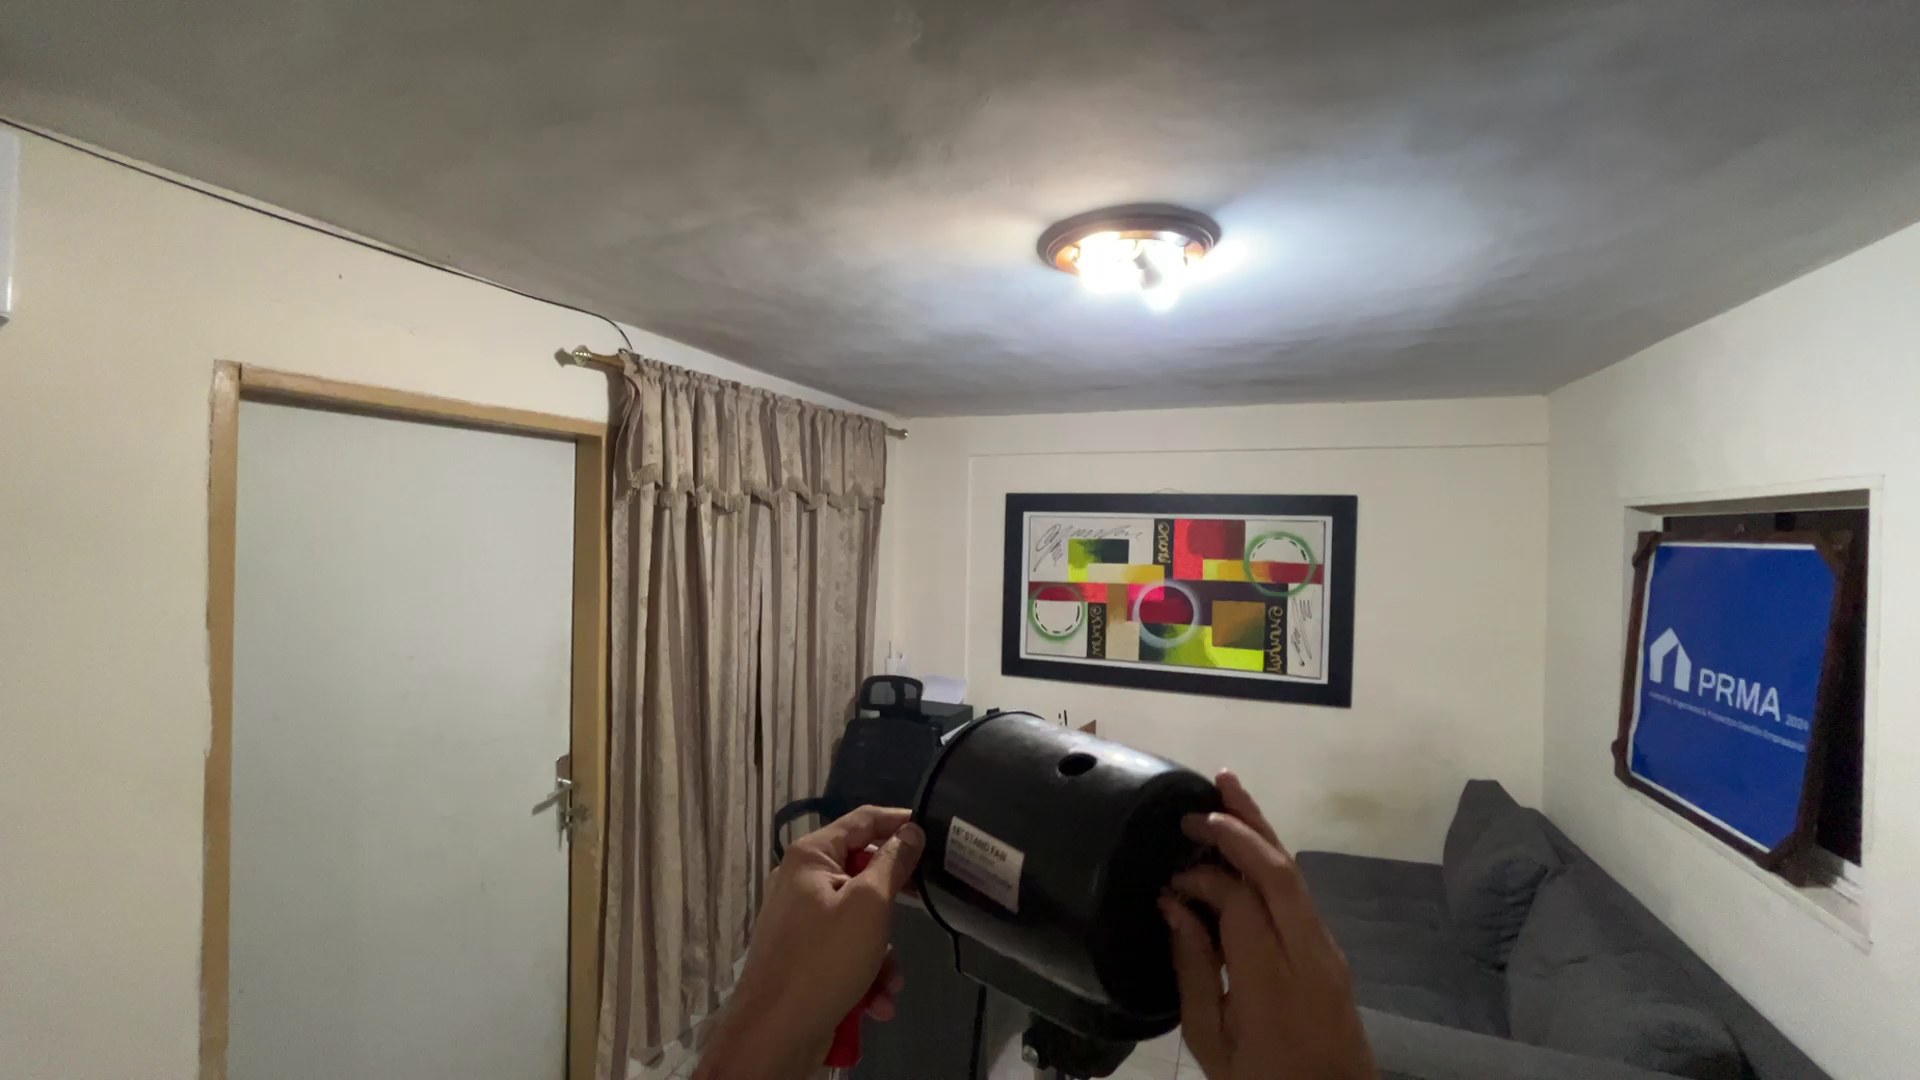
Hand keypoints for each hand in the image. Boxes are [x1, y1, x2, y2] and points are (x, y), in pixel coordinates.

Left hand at [694, 806, 924, 1079]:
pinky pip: (845, 949)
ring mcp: (801, 920)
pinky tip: (877, 1002)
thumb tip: (911, 830)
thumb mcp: (869, 904)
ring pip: (859, 918)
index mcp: (811, 855)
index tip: (932, 829)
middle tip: (924, 900)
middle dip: (893, 898)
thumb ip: (893, 862)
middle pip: (862, 871)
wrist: (772, 1039)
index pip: (863, 820)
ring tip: (892, 981)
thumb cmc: (823, 959)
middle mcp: (802, 880)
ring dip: (882, 950)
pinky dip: (865, 972)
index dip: (898, 820)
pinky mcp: (804, 957)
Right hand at [1161, 771, 1376, 1079]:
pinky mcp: (1330, 949)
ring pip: (1294, 871)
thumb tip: (1173, 903)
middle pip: (1278, 871)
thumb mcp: (1212, 1041)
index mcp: (1274, 982)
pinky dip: (1269, 853)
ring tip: (1226, 783)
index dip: (1201, 880)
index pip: (1239, 901)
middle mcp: (1309, 954)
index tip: (1171, 885)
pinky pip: (1298, 888)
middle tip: (1192, 810)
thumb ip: (1193, 968)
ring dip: (1258, 825)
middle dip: (1237, 828)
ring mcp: (1326, 949)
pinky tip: (1248, 834)